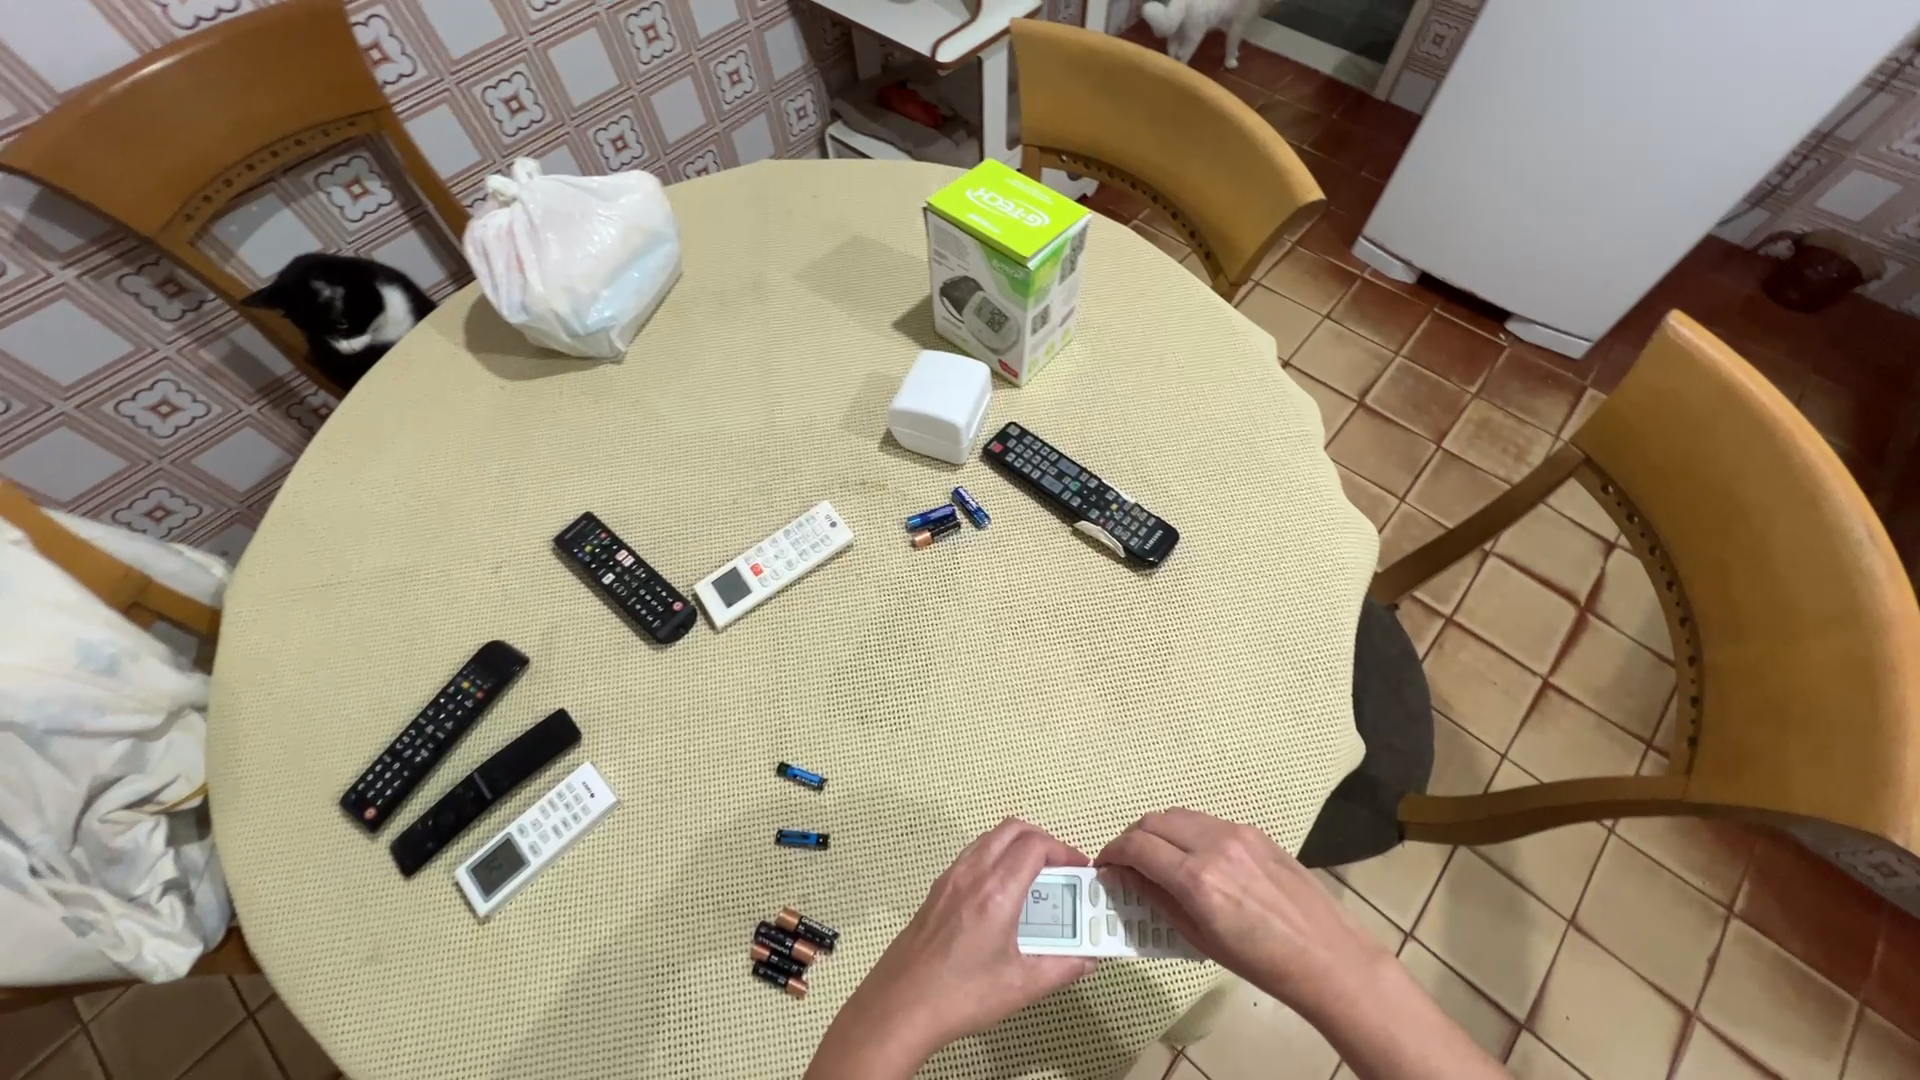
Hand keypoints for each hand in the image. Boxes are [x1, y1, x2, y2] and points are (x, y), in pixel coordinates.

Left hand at [806, 819, 1096, 1078]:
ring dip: (1016, 845)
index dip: (1063, 850)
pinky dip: (995, 857)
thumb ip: (1062, 968)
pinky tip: (1003, 892)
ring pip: (990, 838)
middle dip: (1042, 840)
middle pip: (1012, 829)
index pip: (1035, 845)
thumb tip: (1087, 958)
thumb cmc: (958, 996)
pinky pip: (972, 855)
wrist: (900, 1006)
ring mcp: (951, 878)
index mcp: (996, 891)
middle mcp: (972, 874)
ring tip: (1036, 877)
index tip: (1078, 869)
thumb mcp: (1021, 986)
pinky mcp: (937, 890)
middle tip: (1060, 867)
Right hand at [1096, 808, 1392, 1016]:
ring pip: (1177, 815)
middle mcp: (1213, 845)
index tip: (1105, 867)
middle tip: (1126, 863)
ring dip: (1158, 832)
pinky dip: (1186, 832)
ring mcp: (1236, 833)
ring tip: (1156, 858)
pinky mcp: (1253, 831)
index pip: (1136, 846)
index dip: (1112, 853)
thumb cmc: (1261, 963)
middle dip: (1131, 839)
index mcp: (1197, 879)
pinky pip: (1206, 821)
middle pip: (1152, 821)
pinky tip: (1193, 858)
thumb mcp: (1199, 938)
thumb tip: (1124, 876)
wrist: (1327, 956)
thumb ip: (1156, 899)